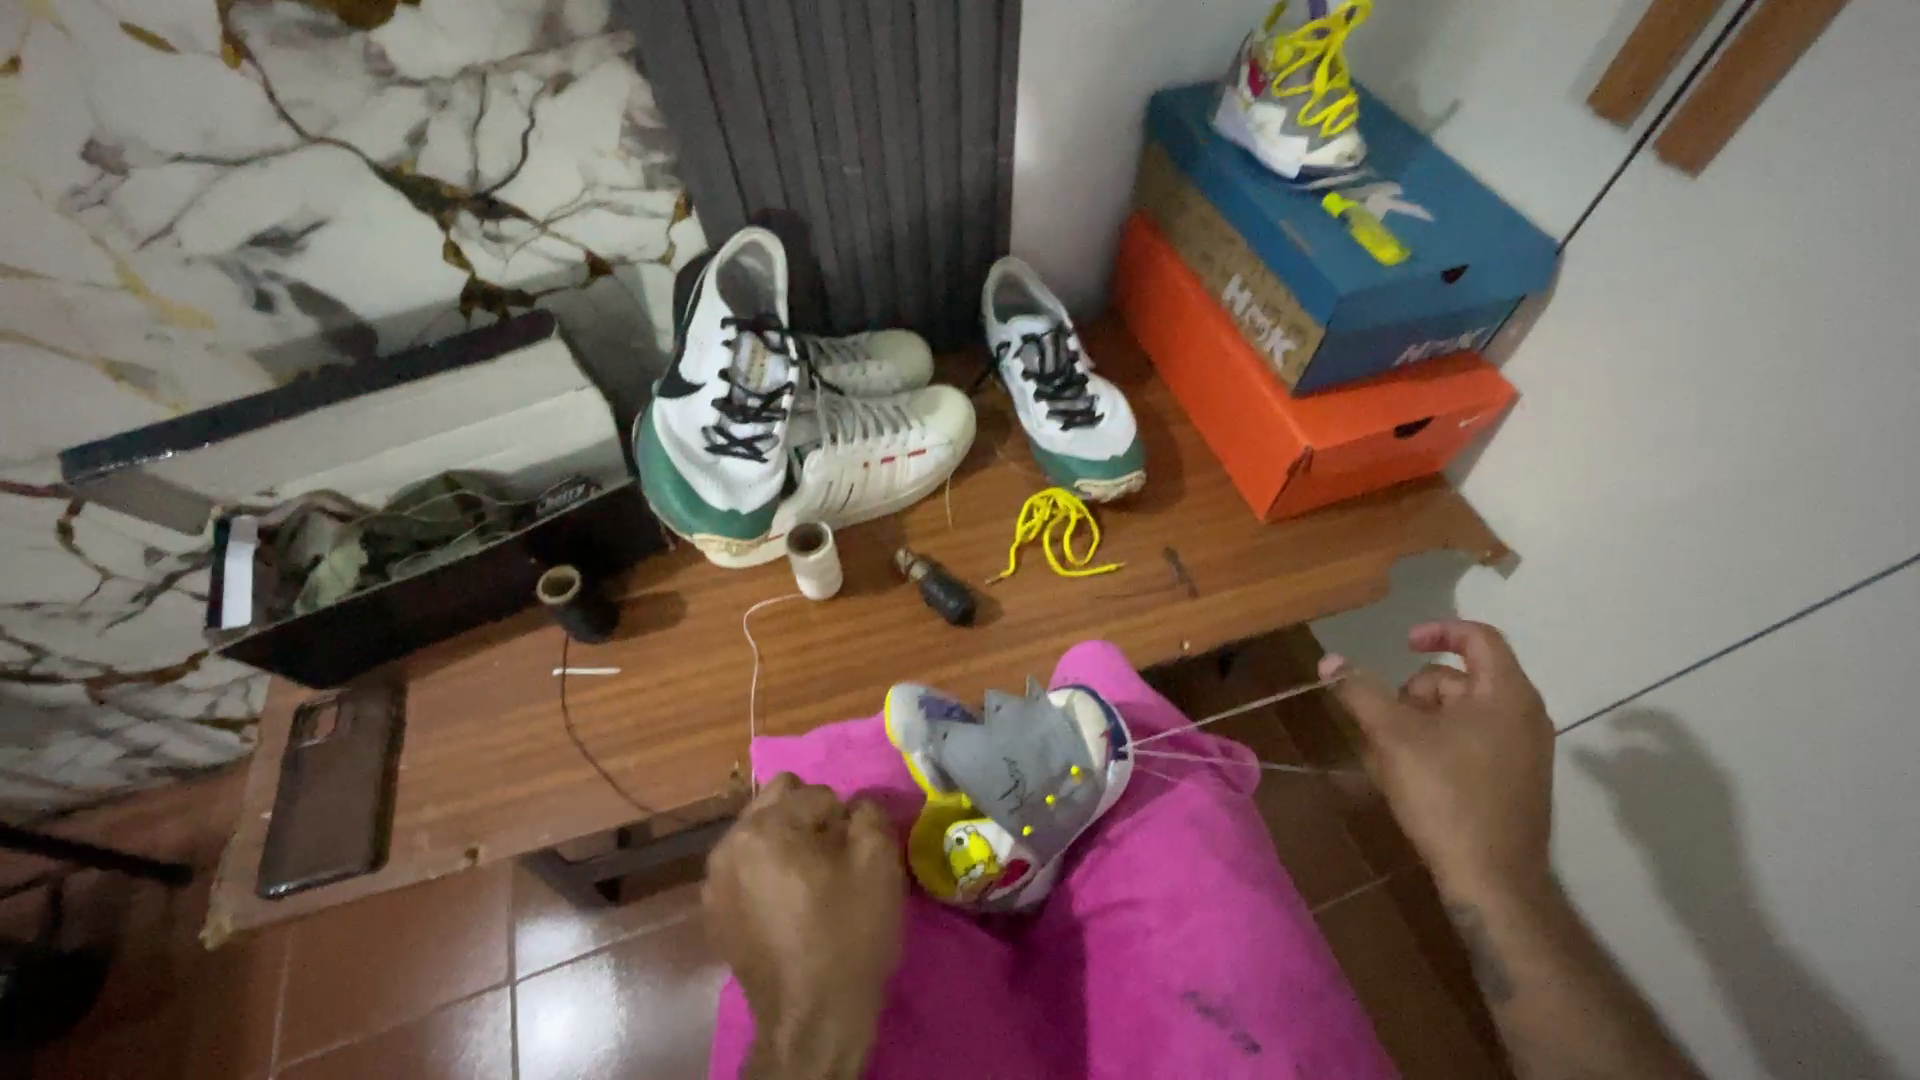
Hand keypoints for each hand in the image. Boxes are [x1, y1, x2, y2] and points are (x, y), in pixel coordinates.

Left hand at [703, 773, 904, 1079]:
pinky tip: (788, 906)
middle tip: (833, 858)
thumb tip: (856, 806)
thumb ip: (869, 814)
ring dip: (786, 842)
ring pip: (758, 833)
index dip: (846, 821)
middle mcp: (728, 844)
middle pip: (777, 799)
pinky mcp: (713, 913)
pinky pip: (745, 868)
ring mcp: (714, 881)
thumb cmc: (848, 935)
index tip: (856, 856)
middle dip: (808, 817)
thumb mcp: (879, 863)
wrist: (813, 1020)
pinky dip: (766, 872)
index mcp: (765, 826)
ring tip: (810, 882)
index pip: (818, 795)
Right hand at [1320, 620, 1555, 904]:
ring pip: (1461, 712)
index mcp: (1506, 695)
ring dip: (1421, 722)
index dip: (1437, 632)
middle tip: (1387, 722)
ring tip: (1393, 754)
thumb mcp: (1392, 737)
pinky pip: (1472, 741)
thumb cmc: (1446, 794)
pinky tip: (1413, 774)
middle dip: (1415, 692)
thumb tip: (1329, 661)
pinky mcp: (1516, 779)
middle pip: (1460, 679)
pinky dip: (1438, 743)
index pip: (1478, 637)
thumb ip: (1360, 692)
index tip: (1401, 645)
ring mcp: (1524, 750)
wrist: (1493, 878)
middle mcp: (1524, 715)